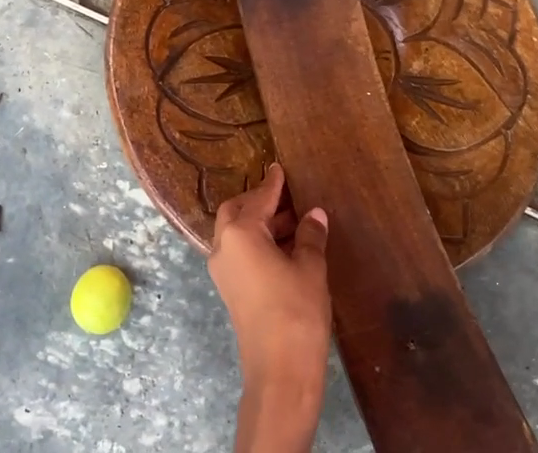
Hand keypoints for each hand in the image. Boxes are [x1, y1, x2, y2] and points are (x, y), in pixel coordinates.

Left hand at [209, 163, 330, 452]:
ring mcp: (222, 270)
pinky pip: (239, 252)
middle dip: (259, 201)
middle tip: (287, 196)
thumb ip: (309, 236)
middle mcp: (223, 246)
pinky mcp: (229, 289)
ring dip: (260, 222)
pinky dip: (257, 242)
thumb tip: (314, 213)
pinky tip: (284, 246)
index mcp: (240, 233)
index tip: (279, 167)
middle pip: (237, 211)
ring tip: (294, 220)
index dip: (273, 183)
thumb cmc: (296, 312)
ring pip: (236, 232)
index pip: (259, 198)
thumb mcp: (310, 268)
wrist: (279, 370)